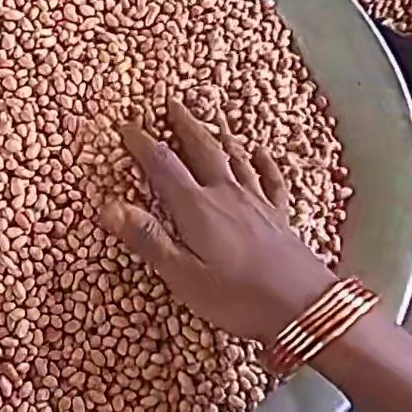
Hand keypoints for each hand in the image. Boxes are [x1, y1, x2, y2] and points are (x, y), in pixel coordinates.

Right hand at [101, 100, 336, 342]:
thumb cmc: (236, 297)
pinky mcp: (279, 215)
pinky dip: (263, 162)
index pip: (163, 165)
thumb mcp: (182, 275)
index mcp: (197, 208)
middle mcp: (226, 194)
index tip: (126, 126)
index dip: (142, 144)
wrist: (305, 307)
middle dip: (184, 125)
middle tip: (171, 103)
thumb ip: (147, 238)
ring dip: (218, 136)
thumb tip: (107, 206)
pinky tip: (260, 153)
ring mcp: (257, 202)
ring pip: (234, 158)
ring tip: (210, 120)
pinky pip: (271, 179)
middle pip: (202, 149)